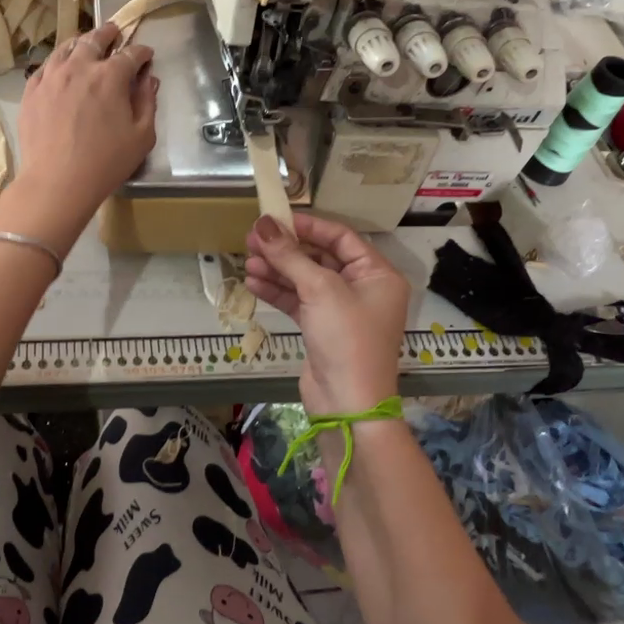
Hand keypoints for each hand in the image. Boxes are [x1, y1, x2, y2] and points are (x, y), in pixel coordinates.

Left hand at [0, 23, 156, 251]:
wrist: (56, 182)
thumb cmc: (106, 162)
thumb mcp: (142, 136)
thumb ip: (147, 102)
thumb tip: (148, 80)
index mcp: (110, 76)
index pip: (130, 54)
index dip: (141, 52)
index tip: (146, 56)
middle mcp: (79, 67)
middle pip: (94, 39)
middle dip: (108, 33)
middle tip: (114, 32)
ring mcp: (51, 77)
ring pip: (66, 48)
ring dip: (81, 42)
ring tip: (86, 43)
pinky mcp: (31, 91)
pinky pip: (45, 66)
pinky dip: (58, 61)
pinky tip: (60, 67)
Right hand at [245, 212, 407, 414]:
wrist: (348, 404)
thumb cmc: (346, 338)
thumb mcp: (320, 290)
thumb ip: (290, 256)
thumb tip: (263, 224)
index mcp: (377, 274)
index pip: (341, 238)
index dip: (308, 227)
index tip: (276, 219)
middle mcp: (363, 288)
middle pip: (320, 257)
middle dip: (286, 249)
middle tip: (252, 238)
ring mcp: (341, 310)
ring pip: (305, 280)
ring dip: (277, 270)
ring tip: (247, 260)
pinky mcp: (322, 329)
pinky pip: (298, 301)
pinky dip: (277, 292)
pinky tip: (253, 282)